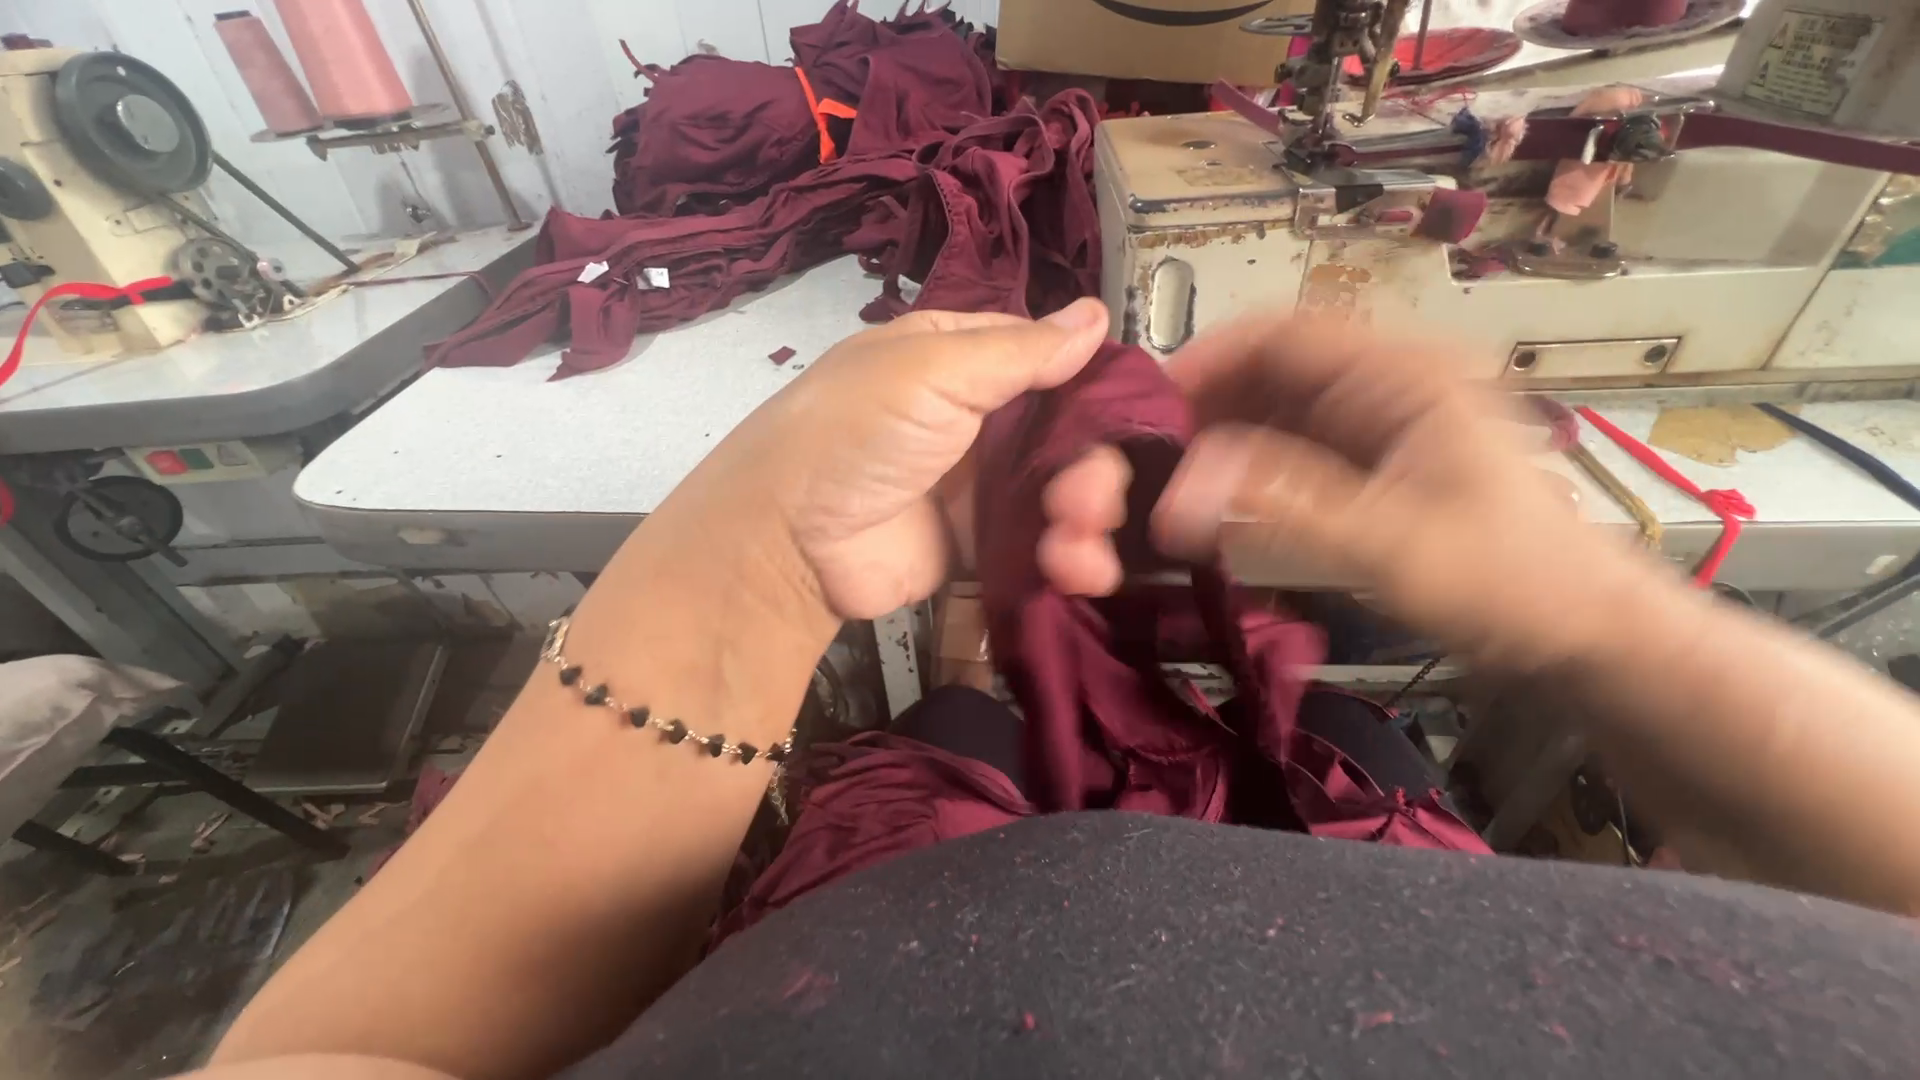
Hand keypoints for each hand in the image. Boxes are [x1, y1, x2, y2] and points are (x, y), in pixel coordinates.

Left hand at [642, 299, 1111, 629]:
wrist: (789, 541)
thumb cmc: (858, 432)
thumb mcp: (932, 370)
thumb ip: (1019, 352)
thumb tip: (1097, 313)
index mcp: (963, 359)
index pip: (1051, 360)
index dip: (1097, 388)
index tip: (1134, 417)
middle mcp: (978, 417)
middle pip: (1067, 435)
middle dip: (1092, 469)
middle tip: (1088, 500)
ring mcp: (979, 485)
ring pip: (1061, 493)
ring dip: (1085, 519)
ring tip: (1077, 544)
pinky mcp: (979, 545)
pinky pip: (1040, 545)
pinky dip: (1068, 559)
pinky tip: (1079, 572)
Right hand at [1046, 314, 1666, 670]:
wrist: (1580, 634)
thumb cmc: (1508, 579)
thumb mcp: (1393, 543)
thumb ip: (1282, 510)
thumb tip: (1174, 496)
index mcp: (1398, 373)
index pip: (1281, 335)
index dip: (1205, 361)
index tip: (1145, 410)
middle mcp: (1375, 389)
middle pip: (1260, 379)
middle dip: (1194, 418)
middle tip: (1141, 468)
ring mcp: (1364, 433)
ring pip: (1261, 422)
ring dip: (1207, 454)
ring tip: (1159, 497)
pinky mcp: (1356, 474)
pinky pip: (1275, 463)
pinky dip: (1233, 485)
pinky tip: (1205, 518)